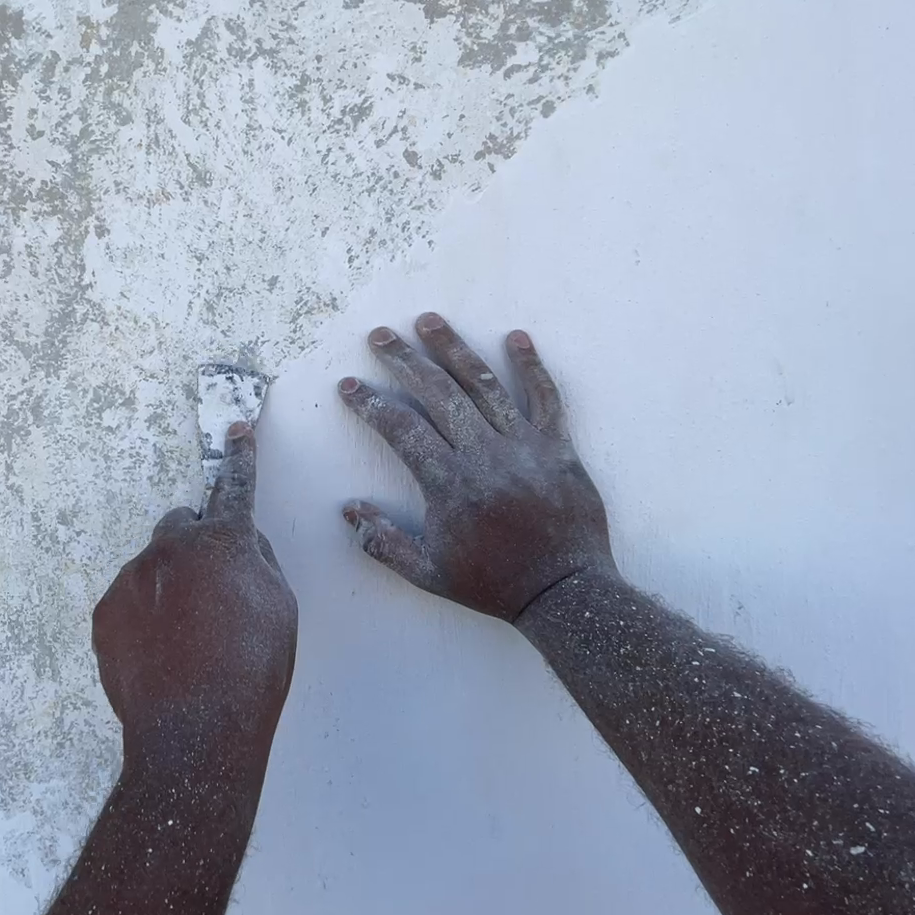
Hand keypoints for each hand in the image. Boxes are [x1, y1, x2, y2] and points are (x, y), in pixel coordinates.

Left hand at [92, 424, 298, 780]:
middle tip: (211, 588)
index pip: (236, 488)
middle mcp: (172, 549)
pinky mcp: (105, 610)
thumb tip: (242, 547)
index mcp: (224, 543)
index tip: (236, 432)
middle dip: (195, 544)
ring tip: (187, 638)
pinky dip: (143, 614)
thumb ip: (258, 563)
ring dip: (169, 586)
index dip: (242, 458)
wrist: (195, 733)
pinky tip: (161, 652)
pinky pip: (129, 599)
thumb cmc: (251, 672)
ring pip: (154, 567)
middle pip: (182, 525)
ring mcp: (133, 578)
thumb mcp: (281, 610)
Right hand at [338, 313, 613, 621]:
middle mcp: (483, 455)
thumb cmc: (493, 585)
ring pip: (484, 385)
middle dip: (404, 360)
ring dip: (454, 349)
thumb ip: (384, 542)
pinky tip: (516, 337)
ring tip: (429, 320)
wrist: (565, 593)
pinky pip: (547, 399)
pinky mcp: (558, 448)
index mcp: (449, 484)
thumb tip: (349, 510)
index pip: (401, 429)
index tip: (349, 385)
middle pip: (438, 394)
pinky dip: (532, 367)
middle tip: (380, 335)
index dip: (371, 404)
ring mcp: (524, 447)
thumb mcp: (428, 574)